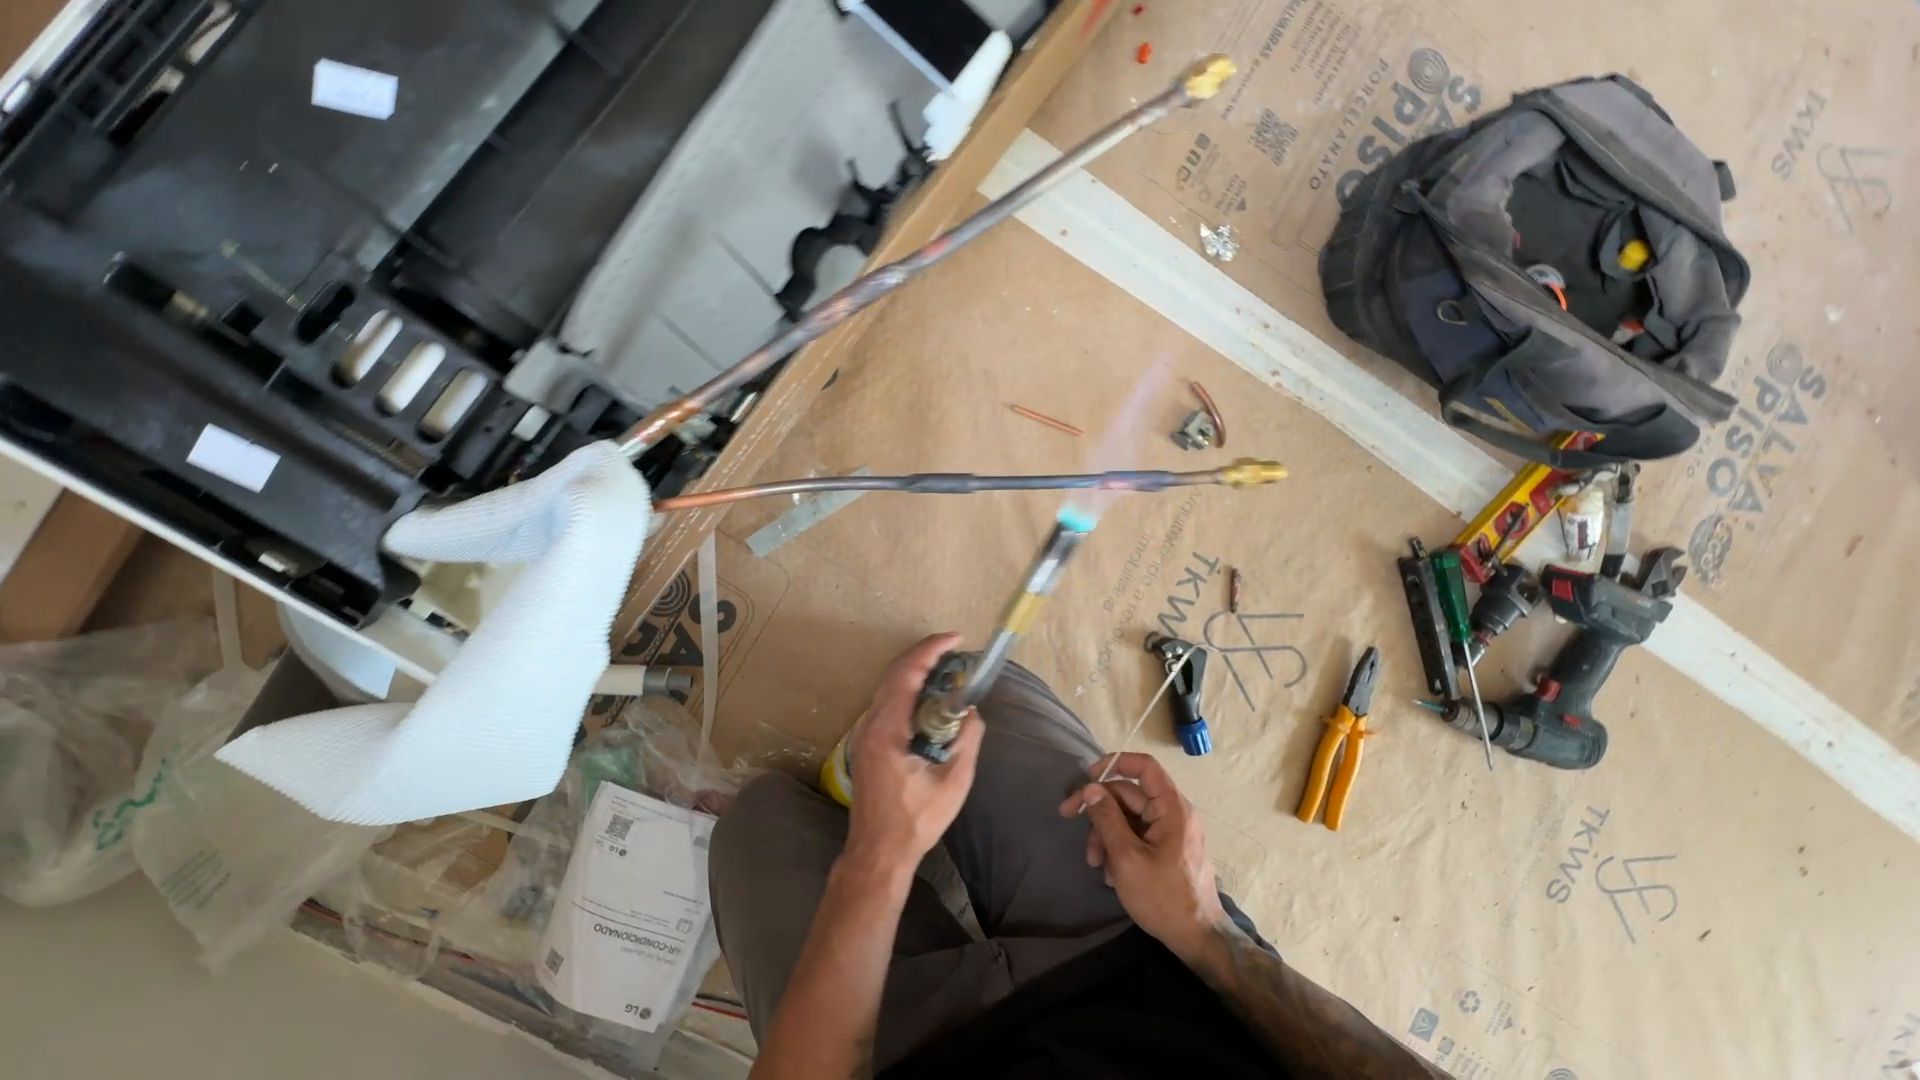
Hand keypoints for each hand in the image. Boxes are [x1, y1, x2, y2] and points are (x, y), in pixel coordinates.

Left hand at [844, 633, 983, 874]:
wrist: (878, 852)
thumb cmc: (916, 820)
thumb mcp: (953, 782)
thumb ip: (967, 741)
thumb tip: (972, 712)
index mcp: (888, 729)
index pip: (906, 674)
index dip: (930, 650)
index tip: (955, 639)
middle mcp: (871, 725)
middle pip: (895, 675)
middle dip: (925, 656)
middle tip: (955, 651)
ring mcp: (866, 734)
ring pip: (889, 688)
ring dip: (917, 673)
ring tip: (947, 669)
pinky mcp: (869, 744)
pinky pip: (888, 704)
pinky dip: (909, 690)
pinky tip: (930, 699)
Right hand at [1057, 752, 1231, 962]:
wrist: (1198, 938)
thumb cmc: (1163, 897)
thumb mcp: (1127, 858)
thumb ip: (1107, 819)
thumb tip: (1091, 789)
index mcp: (1171, 808)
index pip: (1144, 766)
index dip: (1114, 763)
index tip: (1087, 777)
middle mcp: (1173, 813)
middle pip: (1128, 795)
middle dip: (1099, 811)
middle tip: (1068, 820)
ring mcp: (1171, 832)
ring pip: (1128, 818)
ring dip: (1106, 834)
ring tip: (1096, 863)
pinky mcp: (1167, 850)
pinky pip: (1137, 836)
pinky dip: (1120, 848)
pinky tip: (1112, 874)